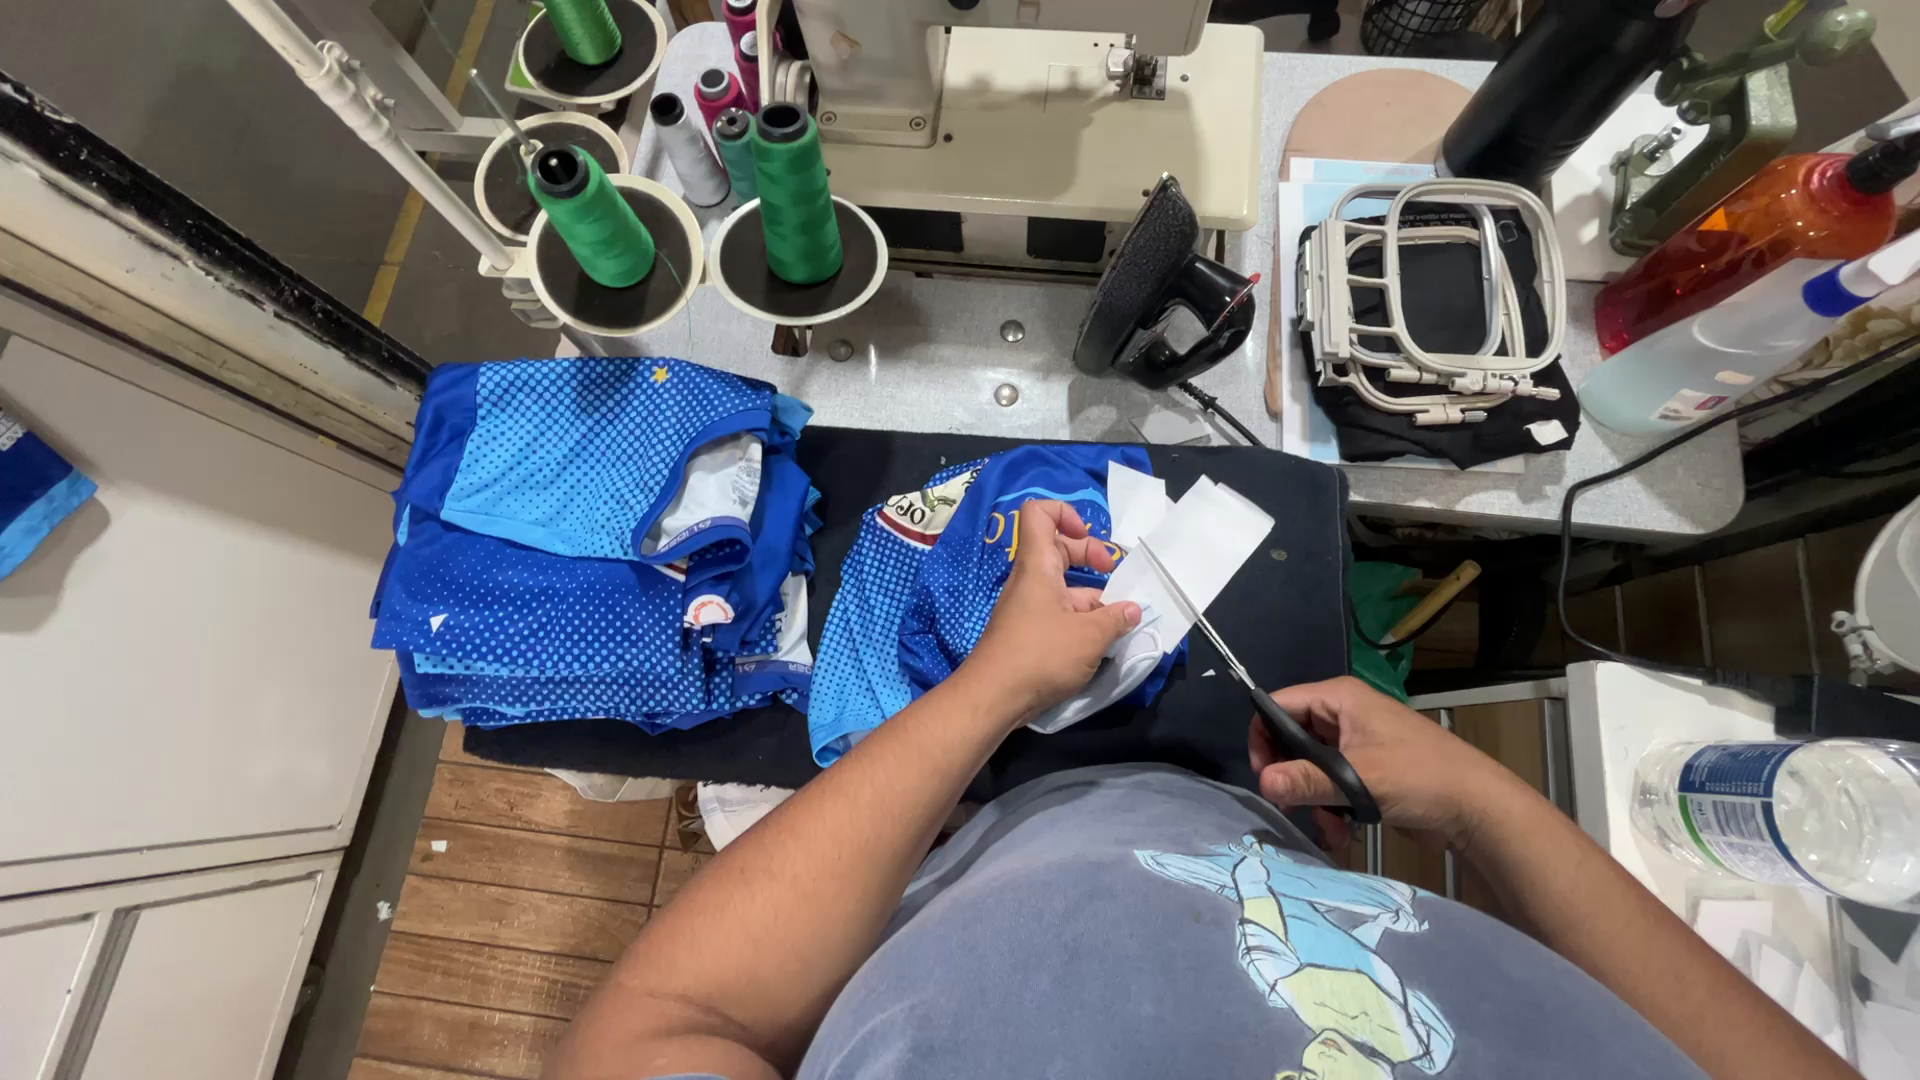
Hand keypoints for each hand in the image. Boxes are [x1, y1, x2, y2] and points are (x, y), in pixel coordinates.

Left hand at [954, 500, 1141, 726]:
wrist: (994, 697)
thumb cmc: (1040, 655)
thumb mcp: (1090, 636)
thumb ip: (1115, 618)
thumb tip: (1132, 609)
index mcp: (1038, 566)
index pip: (1039, 514)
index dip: (1066, 513)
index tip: (1089, 536)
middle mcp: (1031, 581)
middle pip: (1060, 550)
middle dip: (1092, 557)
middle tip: (1117, 577)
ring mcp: (1029, 607)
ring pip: (1065, 587)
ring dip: (1094, 598)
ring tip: (1122, 621)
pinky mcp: (1030, 633)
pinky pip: (1060, 614)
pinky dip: (1082, 621)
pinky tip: (1104, 645)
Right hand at [1249, 676, 1535, 852]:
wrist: (1481, 811)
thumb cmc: (1419, 778)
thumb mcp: (1357, 778)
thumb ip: (1305, 780)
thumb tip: (1262, 783)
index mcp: (1339, 698)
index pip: (1278, 705)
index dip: (1263, 737)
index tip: (1265, 775)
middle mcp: (1343, 714)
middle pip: (1291, 738)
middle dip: (1290, 775)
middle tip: (1289, 805)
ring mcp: (1356, 742)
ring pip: (1310, 765)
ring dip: (1311, 797)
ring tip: (1326, 826)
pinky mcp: (1367, 769)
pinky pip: (1331, 782)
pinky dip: (1330, 806)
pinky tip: (1340, 831)